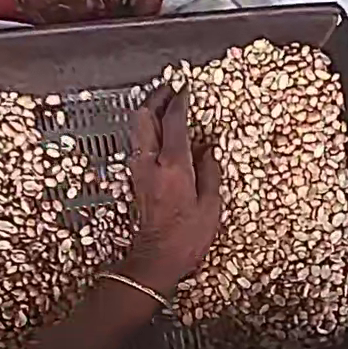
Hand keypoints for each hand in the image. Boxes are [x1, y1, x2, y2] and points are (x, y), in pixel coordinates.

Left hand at [120, 87, 223, 292]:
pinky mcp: (136, 181)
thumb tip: (209, 150)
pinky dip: (150, 134)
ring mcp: (140, 171)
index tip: (186, 89)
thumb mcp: (210, 205)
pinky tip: (163, 138)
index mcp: (173, 165)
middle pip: (144, 117)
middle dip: (155, 98)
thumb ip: (210, 172)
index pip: (174, 121)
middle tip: (169, 90)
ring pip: (138, 130)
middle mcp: (151, 163)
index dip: (180, 101)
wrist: (157, 259)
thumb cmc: (186, 237)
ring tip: (164, 109)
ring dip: (149, 114)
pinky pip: (141, 146)